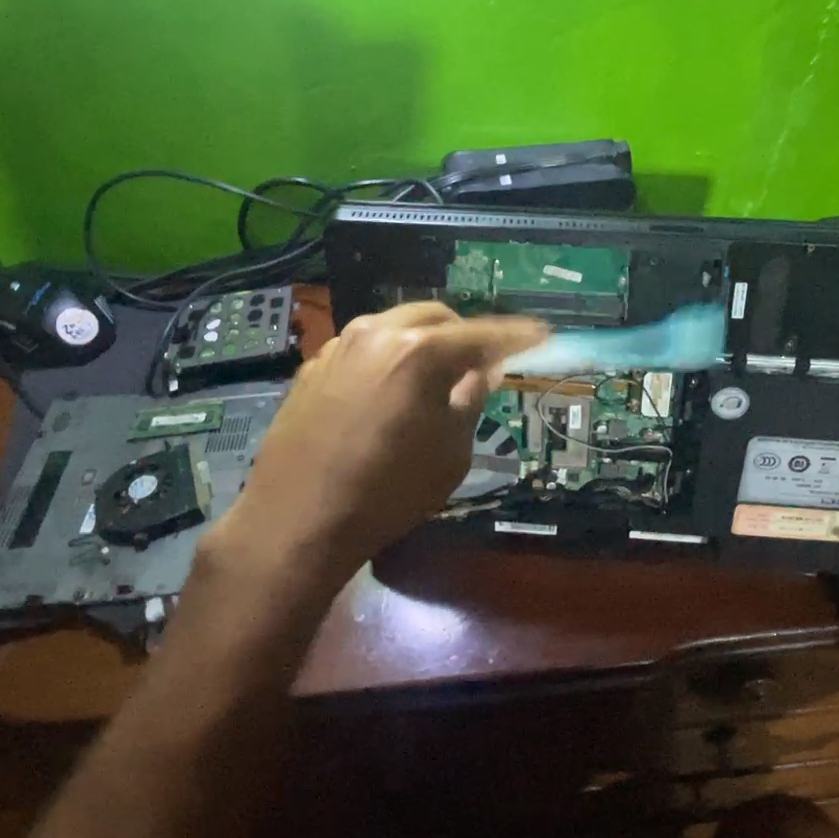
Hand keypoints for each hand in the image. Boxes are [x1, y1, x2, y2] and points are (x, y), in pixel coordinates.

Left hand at [201, 302, 546, 584]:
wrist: (297, 519)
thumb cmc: (388, 493)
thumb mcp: (449, 453)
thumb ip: (470, 400)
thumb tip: (482, 372)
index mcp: (421, 352)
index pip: (483, 335)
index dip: (518, 336)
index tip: (541, 334)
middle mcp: (378, 333)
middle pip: (436, 318)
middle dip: (465, 334)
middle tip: (483, 363)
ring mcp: (339, 347)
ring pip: (395, 327)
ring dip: (423, 342)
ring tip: (436, 376)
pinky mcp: (313, 367)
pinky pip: (364, 349)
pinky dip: (388, 358)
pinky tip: (390, 391)